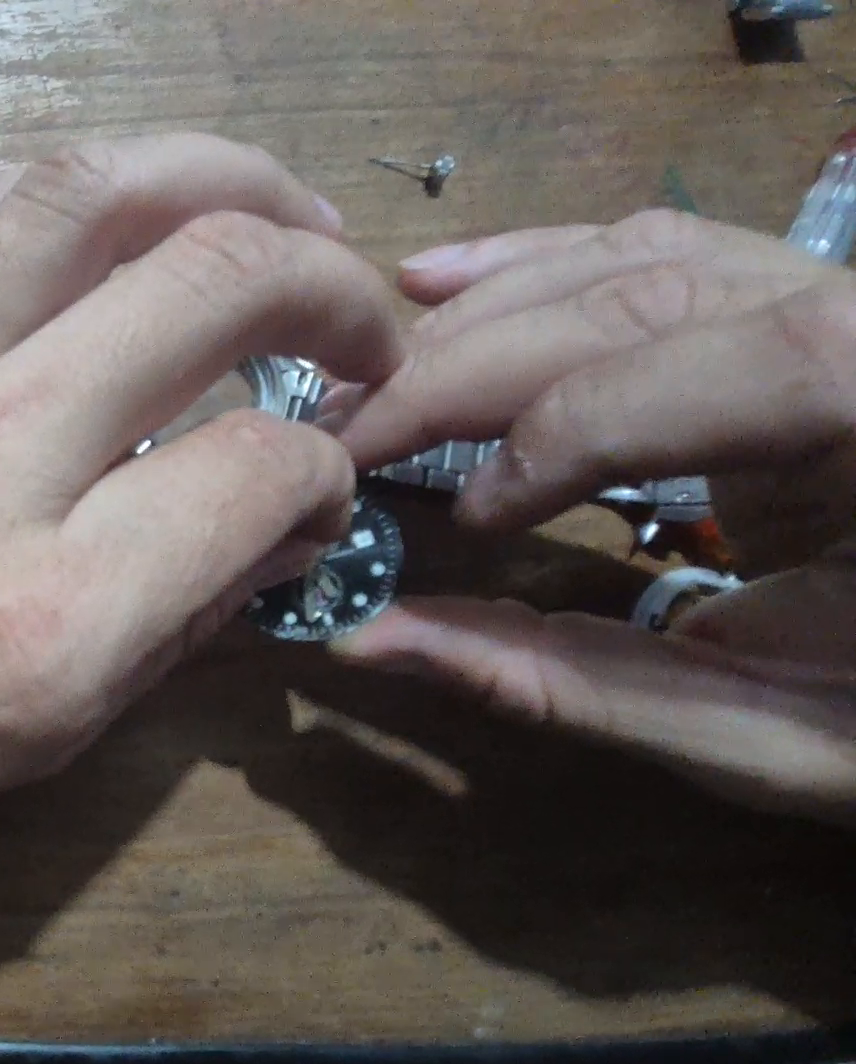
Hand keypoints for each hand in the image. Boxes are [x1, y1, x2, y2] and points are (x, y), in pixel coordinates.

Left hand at [0, 134, 401, 818]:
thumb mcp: (35, 741)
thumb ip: (174, 625)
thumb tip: (278, 516)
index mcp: (43, 611)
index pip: (249, 467)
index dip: (321, 461)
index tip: (316, 469)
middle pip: (198, 286)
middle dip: (323, 280)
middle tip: (355, 312)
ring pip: (83, 196)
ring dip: (212, 174)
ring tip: (275, 212)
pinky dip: (74, 192)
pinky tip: (114, 227)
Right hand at [327, 210, 855, 824]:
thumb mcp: (749, 731)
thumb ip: (550, 678)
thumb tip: (360, 637)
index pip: (708, 376)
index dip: (557, 440)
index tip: (468, 521)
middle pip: (629, 302)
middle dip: (457, 373)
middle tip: (344, 435)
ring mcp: (843, 290)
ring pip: (622, 260)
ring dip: (467, 320)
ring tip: (363, 380)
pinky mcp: (792, 298)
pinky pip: (647, 246)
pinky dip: (523, 262)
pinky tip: (427, 278)